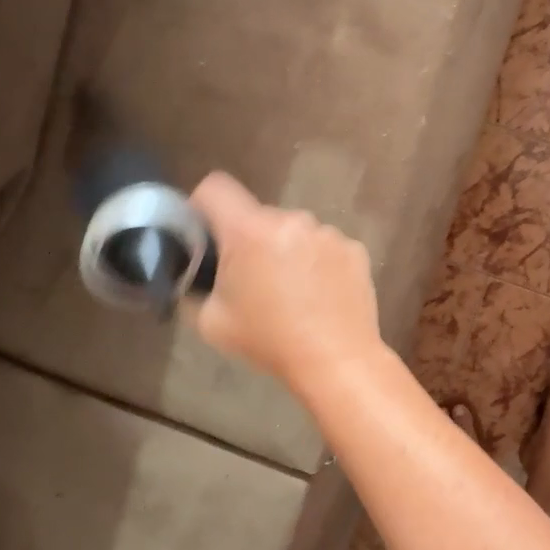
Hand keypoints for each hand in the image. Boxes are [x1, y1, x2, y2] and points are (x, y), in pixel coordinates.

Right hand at [189, 171, 382, 386]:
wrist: (337, 362)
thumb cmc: (269, 342)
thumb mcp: (212, 322)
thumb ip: (195, 289)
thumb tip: (197, 277)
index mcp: (250, 231)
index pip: (215, 188)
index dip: (202, 207)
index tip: (204, 234)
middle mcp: (292, 220)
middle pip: (258, 216)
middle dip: (249, 240)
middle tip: (250, 280)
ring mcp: (328, 234)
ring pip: (294, 232)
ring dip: (286, 251)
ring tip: (290, 293)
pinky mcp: (354, 250)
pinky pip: (324, 247)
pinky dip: (317, 263)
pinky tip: (319, 296)